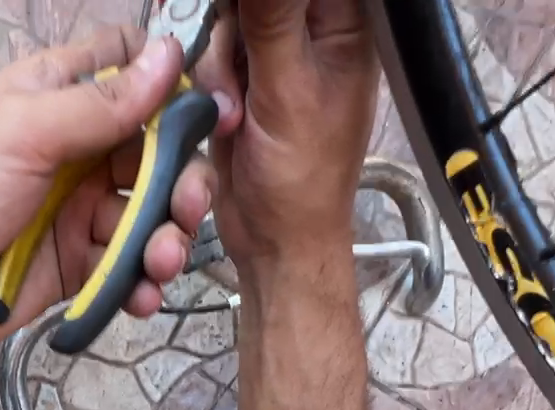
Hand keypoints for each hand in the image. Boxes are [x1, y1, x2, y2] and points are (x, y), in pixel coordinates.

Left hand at [0, 28, 232, 359]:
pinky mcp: (78, 264)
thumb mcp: (21, 132)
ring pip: (147, 216)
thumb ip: (96, 104)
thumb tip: (165, 57)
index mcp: (55, 100)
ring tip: (162, 260)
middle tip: (188, 205)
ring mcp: (79, 211)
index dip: (168, 88)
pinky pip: (125, 267)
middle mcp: (75, 152)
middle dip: (181, 180)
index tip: (203, 112)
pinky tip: (143, 292)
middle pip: (154, 154)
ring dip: (166, 238)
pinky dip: (141, 281)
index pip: (126, 75)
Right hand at [194, 0, 378, 282]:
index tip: (245, 24)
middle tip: (234, 75)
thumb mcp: (287, 91)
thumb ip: (271, 19)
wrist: (273, 241)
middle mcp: (312, 32)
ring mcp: (273, 59)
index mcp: (346, 23)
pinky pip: (212, 59)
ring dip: (216, 66)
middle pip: (255, 1)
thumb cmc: (298, 178)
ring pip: (226, 23)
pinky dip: (208, 85)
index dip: (263, 5)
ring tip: (230, 115)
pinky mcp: (241, 86)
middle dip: (232, 29)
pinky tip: (220, 118)